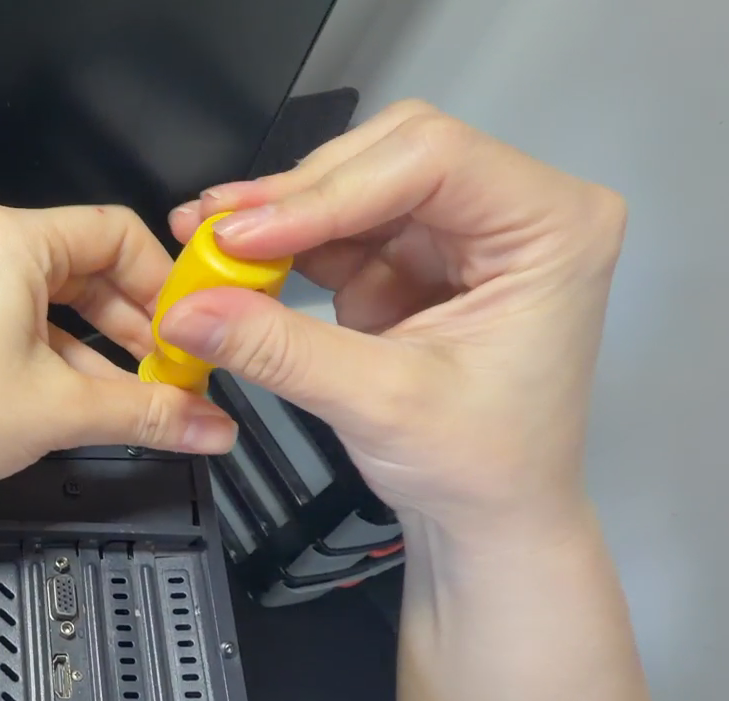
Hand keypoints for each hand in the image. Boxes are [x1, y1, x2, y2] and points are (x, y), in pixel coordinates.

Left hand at [0, 205, 239, 503]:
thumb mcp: (58, 412)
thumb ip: (145, 414)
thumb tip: (209, 427)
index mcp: (11, 240)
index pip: (119, 234)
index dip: (166, 285)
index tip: (190, 331)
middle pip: (82, 268)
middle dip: (130, 325)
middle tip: (165, 373)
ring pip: (44, 301)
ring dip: (89, 347)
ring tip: (122, 397)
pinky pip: (6, 320)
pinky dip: (43, 353)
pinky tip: (65, 397)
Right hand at [160, 101, 627, 539]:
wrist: (484, 514)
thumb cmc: (473, 463)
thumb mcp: (375, 402)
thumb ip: (278, 350)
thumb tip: (183, 312)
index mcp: (545, 226)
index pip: (429, 161)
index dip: (325, 192)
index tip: (237, 237)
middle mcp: (502, 213)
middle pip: (385, 159)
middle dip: (294, 196)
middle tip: (210, 230)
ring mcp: (447, 239)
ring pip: (348, 191)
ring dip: (274, 218)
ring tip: (203, 241)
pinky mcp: (401, 269)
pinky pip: (329, 239)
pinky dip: (276, 252)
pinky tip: (230, 263)